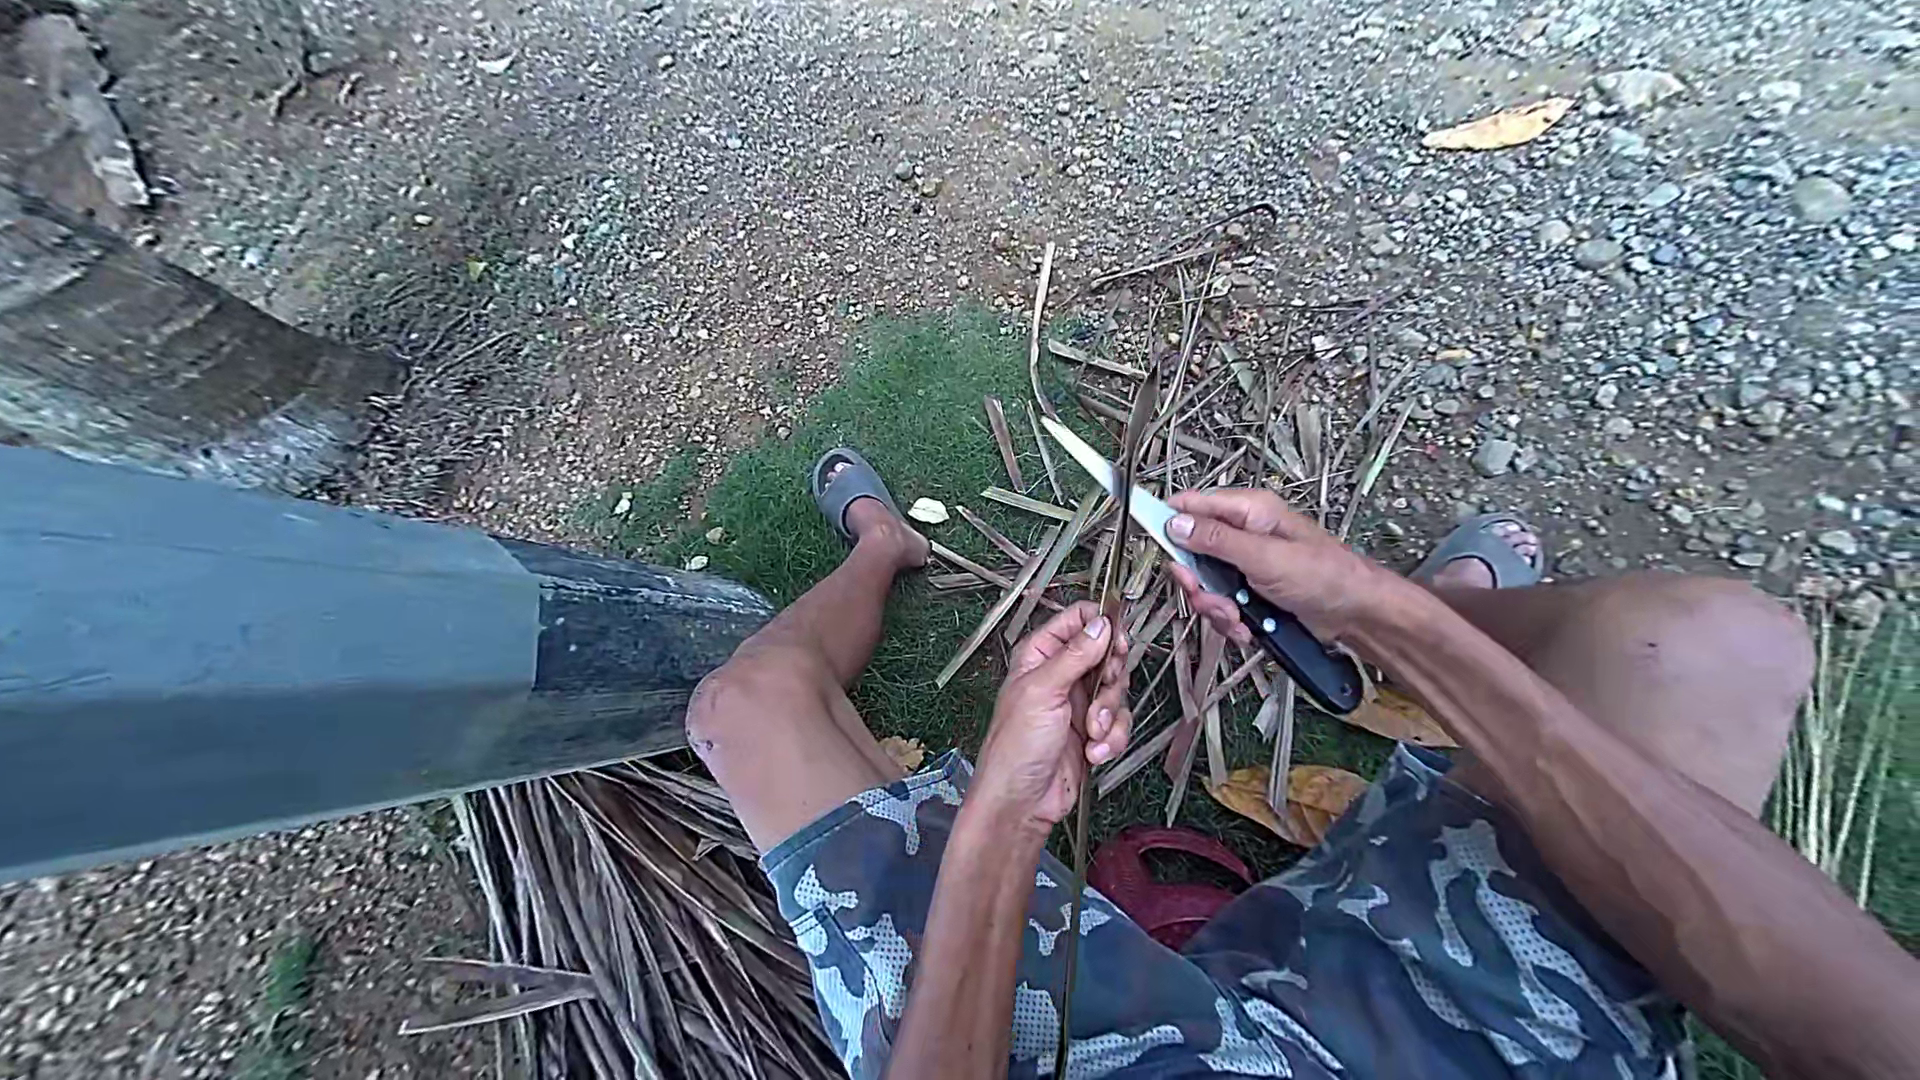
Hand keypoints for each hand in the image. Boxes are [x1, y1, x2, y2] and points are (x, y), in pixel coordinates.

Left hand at [974, 602, 1131, 835]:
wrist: (1022, 801)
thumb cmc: (1014, 746)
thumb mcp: (1043, 691)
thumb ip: (1075, 655)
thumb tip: (1100, 625)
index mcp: (1041, 653)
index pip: (1078, 619)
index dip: (1102, 626)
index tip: (1116, 644)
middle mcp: (1061, 672)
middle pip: (1107, 654)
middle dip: (1110, 679)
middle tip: (1100, 691)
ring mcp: (1079, 700)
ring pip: (1117, 689)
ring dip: (1109, 715)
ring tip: (1091, 731)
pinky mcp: (1094, 728)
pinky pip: (1120, 721)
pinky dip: (1112, 738)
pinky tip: (1094, 751)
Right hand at [1164, 488, 1402, 644]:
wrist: (1357, 617)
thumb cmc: (1327, 576)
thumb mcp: (1265, 556)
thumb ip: (1216, 540)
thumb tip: (1176, 523)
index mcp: (1248, 512)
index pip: (1190, 506)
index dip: (1168, 522)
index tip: (1152, 539)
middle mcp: (1242, 535)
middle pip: (1190, 552)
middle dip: (1198, 582)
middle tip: (1212, 595)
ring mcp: (1243, 565)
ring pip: (1203, 584)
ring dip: (1216, 607)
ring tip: (1239, 616)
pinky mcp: (1247, 591)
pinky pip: (1219, 604)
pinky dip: (1230, 620)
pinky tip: (1249, 626)